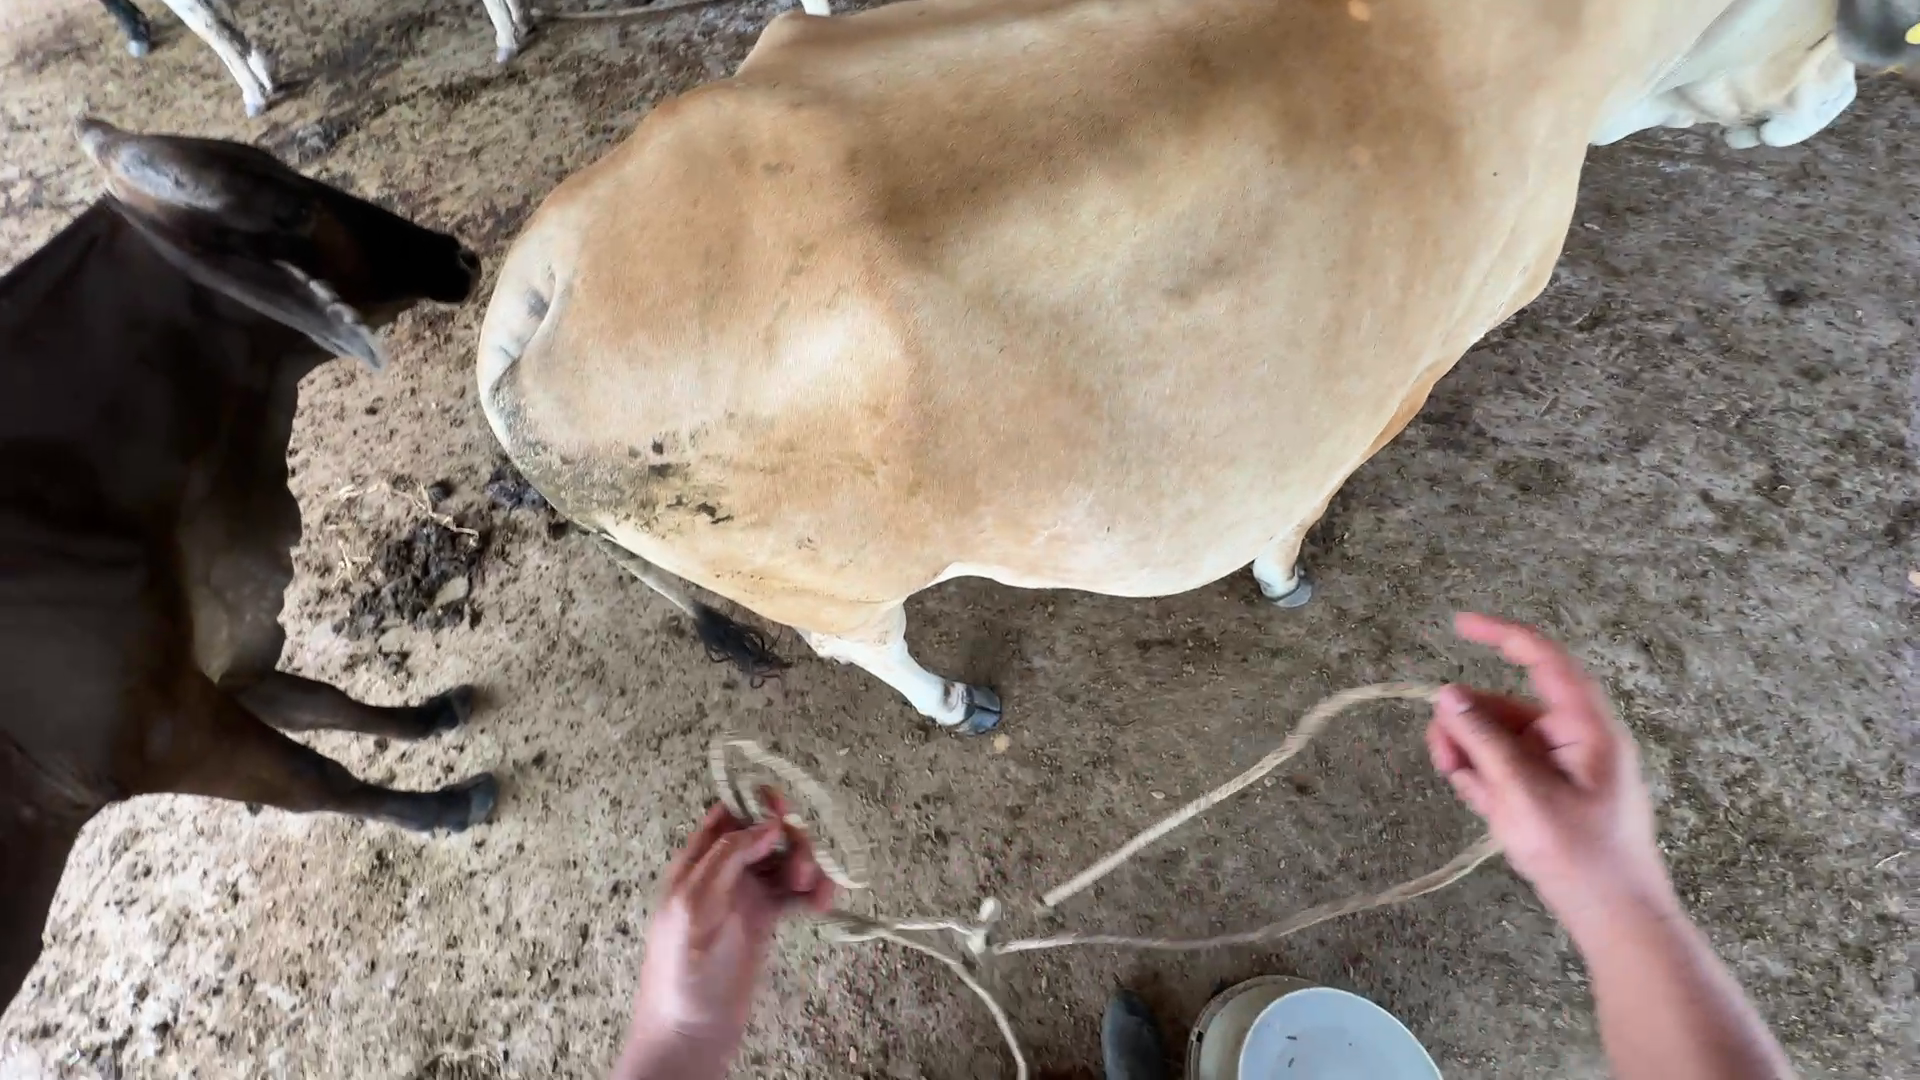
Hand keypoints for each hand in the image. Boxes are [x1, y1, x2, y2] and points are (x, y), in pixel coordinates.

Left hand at [617, 791, 833, 1078]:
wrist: (690, 1036)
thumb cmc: (681, 972)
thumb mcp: (693, 905)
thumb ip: (727, 856)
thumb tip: (769, 823)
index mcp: (698, 862)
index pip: (728, 814)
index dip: (755, 803)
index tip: (783, 806)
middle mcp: (724, 871)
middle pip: (765, 834)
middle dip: (790, 840)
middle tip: (802, 866)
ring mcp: (747, 895)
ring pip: (784, 860)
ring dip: (807, 865)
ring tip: (817, 890)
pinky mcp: (766, 919)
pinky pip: (795, 892)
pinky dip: (814, 891)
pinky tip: (825, 901)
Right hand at [1426, 613, 1674, 923]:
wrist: (1612, 917)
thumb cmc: (1578, 854)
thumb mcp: (1522, 793)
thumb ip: (1483, 739)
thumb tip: (1447, 694)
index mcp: (1586, 729)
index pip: (1545, 662)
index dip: (1504, 635)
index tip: (1458, 623)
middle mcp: (1571, 737)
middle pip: (1502, 705)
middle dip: (1465, 725)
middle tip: (1444, 757)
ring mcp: (1557, 761)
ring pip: (1492, 734)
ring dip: (1467, 753)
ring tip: (1462, 785)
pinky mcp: (1544, 784)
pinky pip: (1497, 760)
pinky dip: (1479, 773)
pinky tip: (1479, 801)